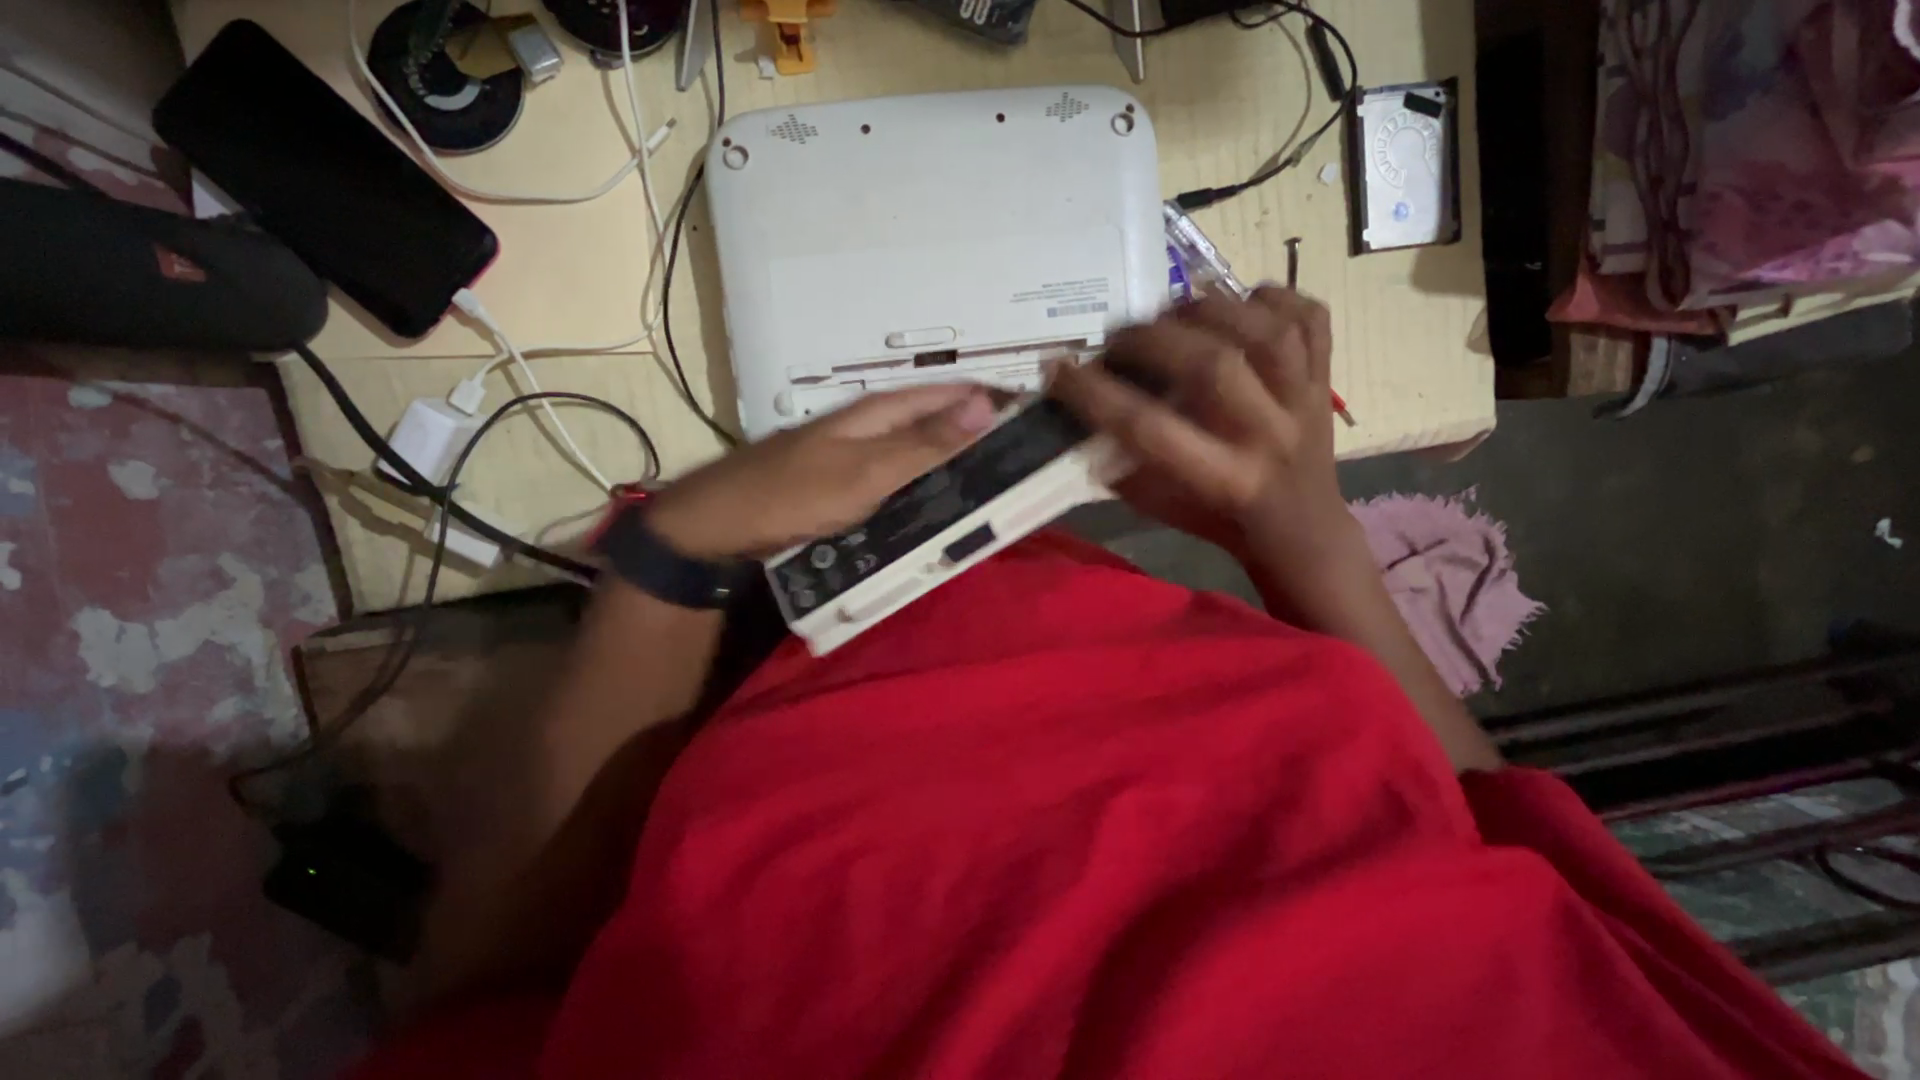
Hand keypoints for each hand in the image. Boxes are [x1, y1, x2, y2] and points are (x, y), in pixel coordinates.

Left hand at [644, 384, 998, 559]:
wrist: (721, 524)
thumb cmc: (795, 494)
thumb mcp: (869, 471)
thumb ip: (926, 442)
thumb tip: (986, 404)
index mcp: (880, 410)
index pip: (953, 392)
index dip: (993, 400)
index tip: (1039, 419)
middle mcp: (871, 422)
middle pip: (939, 418)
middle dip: (980, 431)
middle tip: (1026, 458)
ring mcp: (857, 451)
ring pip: (920, 448)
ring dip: (955, 459)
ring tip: (997, 481)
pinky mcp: (846, 480)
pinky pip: (899, 475)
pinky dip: (925, 483)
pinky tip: (939, 502)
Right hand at [1048, 287, 1360, 571]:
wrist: (1300, 527)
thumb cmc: (1214, 517)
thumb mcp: (1158, 503)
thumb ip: (1120, 460)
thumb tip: (1075, 408)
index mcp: (1225, 479)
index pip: (1149, 428)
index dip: (1095, 395)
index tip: (1057, 370)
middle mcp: (1269, 435)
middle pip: (1213, 365)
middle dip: (1151, 340)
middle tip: (1119, 338)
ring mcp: (1304, 400)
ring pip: (1266, 332)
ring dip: (1209, 308)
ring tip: (1173, 311)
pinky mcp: (1325, 375)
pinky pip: (1309, 316)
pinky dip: (1272, 297)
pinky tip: (1238, 304)